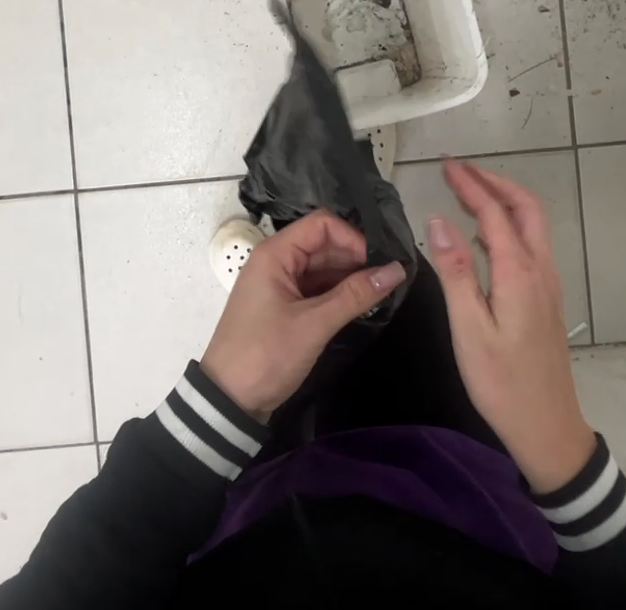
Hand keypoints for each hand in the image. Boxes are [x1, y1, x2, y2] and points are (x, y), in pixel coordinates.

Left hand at [200, 211, 406, 422]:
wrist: (228, 400)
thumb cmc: (266, 354)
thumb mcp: (314, 324)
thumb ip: (355, 295)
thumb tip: (397, 270)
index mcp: (275, 254)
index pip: (321, 224)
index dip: (352, 238)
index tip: (378, 264)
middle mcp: (275, 261)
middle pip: (323, 244)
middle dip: (355, 258)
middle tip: (387, 280)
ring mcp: (278, 284)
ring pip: (321, 267)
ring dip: (348, 277)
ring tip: (380, 293)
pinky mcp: (283, 305)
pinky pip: (315, 288)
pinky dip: (337, 293)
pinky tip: (360, 305)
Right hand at [429, 159, 595, 492]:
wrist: (548, 427)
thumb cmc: (502, 381)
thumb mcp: (469, 328)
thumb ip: (455, 271)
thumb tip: (438, 219)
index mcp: (519, 273)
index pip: (493, 213)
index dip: (470, 185)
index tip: (445, 165)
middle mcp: (540, 270)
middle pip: (525, 208)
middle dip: (494, 182)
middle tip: (460, 171)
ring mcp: (547, 284)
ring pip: (531, 225)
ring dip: (503, 201)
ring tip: (467, 193)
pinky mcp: (545, 298)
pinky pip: (530, 245)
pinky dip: (508, 225)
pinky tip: (484, 236)